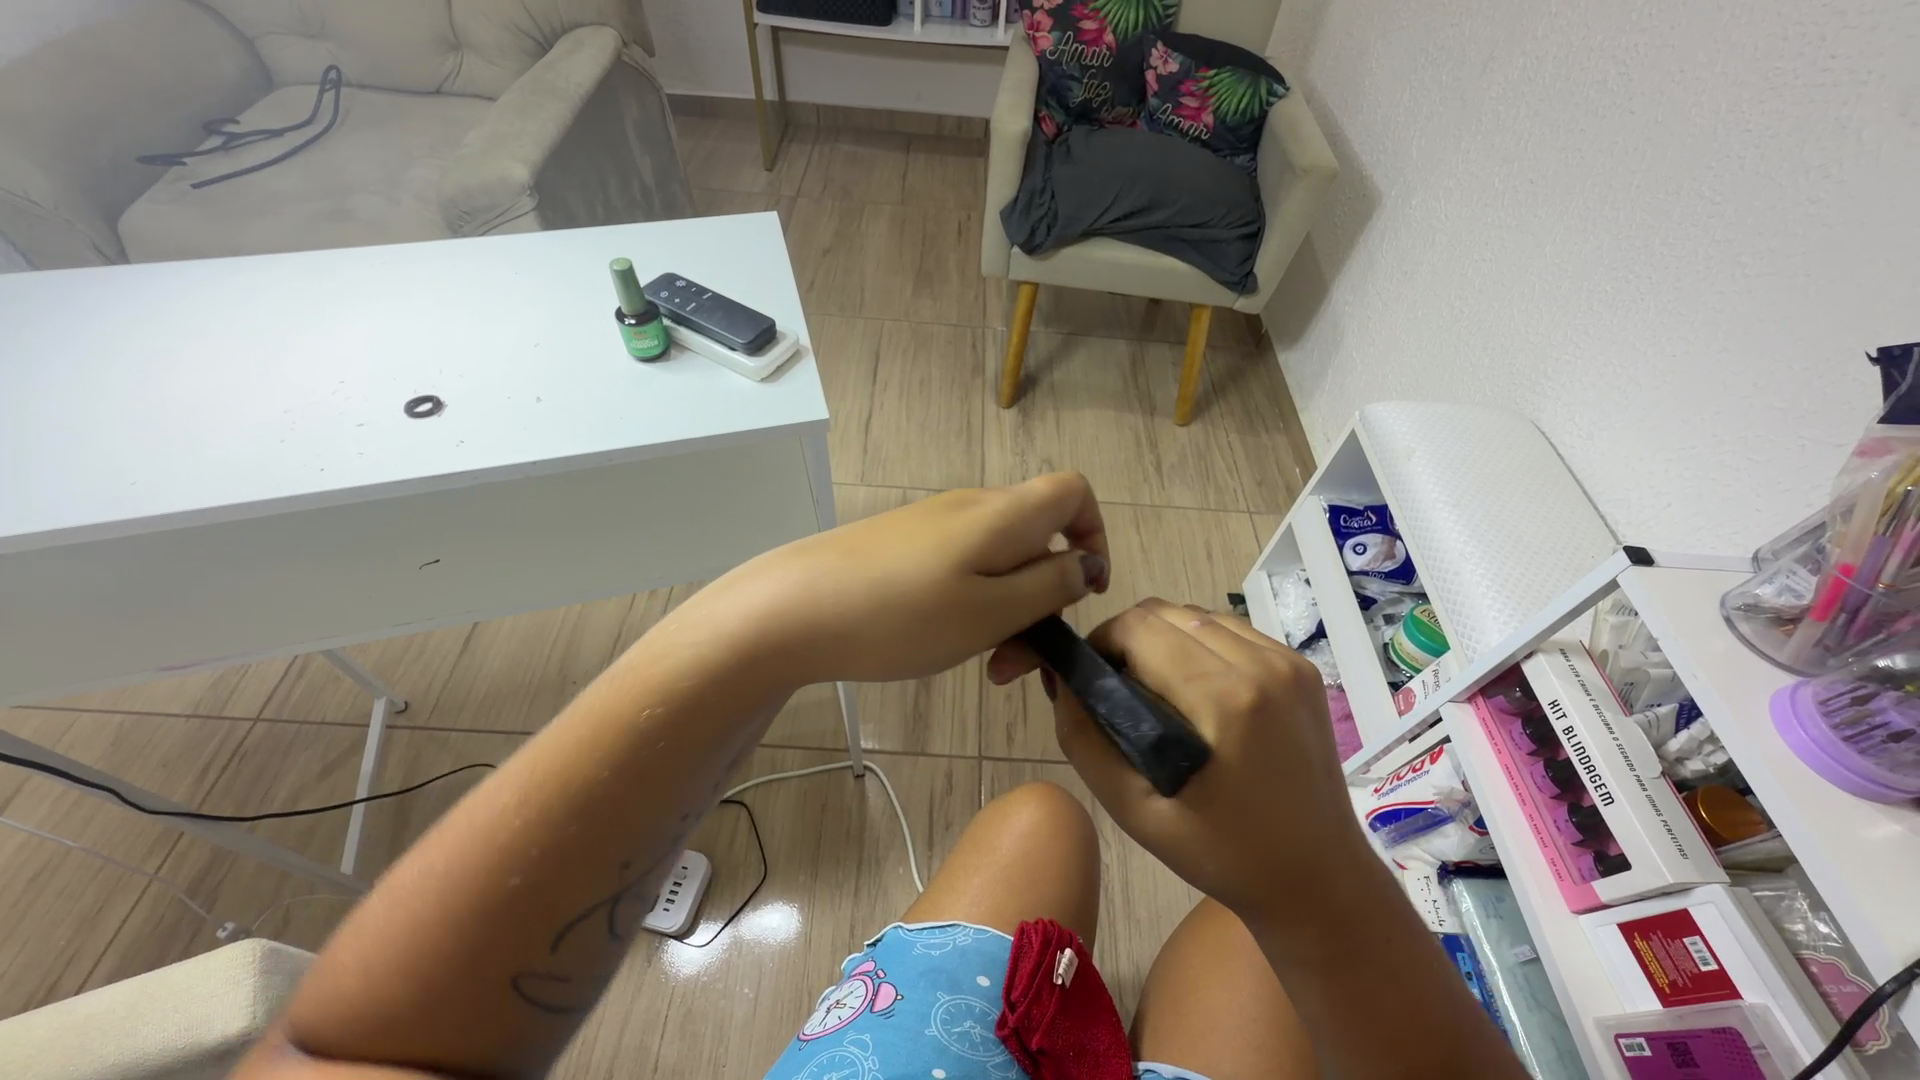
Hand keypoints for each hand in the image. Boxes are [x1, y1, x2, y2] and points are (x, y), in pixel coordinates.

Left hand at [675, 473, 1109, 687]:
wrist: (792, 609)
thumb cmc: (900, 615)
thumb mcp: (990, 612)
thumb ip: (1049, 586)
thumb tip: (1086, 564)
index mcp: (1002, 514)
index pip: (1073, 491)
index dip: (1094, 535)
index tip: (1083, 593)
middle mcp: (971, 507)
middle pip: (1037, 534)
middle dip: (1046, 595)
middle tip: (1021, 661)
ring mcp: (932, 524)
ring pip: (997, 558)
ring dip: (1007, 609)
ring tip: (983, 663)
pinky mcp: (901, 545)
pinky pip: (961, 566)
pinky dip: (972, 603)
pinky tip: (944, 641)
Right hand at [1050, 599, 1370, 919]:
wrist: (1319, 876)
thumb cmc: (1221, 853)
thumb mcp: (1133, 809)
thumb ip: (1083, 738)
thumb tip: (1061, 677)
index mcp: (1221, 699)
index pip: (1137, 626)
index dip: (1101, 642)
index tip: (1093, 678)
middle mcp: (1260, 666)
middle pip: (1166, 612)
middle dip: (1129, 638)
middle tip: (1120, 687)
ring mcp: (1288, 663)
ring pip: (1199, 616)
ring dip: (1166, 638)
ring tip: (1160, 689)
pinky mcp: (1302, 668)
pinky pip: (1234, 631)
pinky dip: (1203, 646)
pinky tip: (1201, 690)